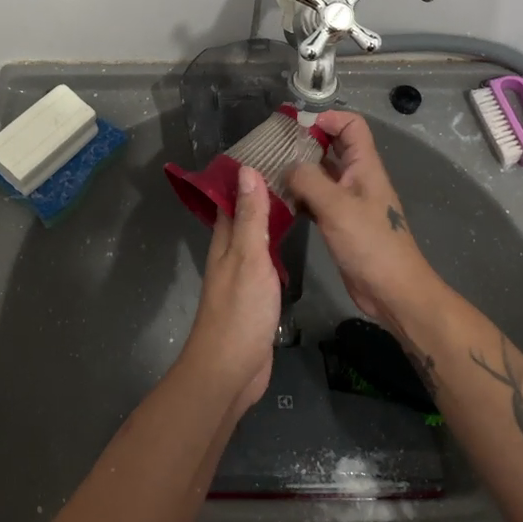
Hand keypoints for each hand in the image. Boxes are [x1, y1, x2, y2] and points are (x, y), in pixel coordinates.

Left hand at [179, 166, 281, 413]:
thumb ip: (250, 217)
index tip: (268, 150)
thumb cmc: (239, 311)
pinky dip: (276, 246)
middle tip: (293, 170)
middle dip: (261, 193)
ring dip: (269, 219)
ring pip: (255, 238)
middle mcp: (229, 254)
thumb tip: (246, 170)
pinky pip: (265, 262)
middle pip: (243, 216)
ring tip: (298, 198)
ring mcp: (242, 277)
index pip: (231, 197)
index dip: (245, 175)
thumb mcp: (248, 258)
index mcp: (224, 241)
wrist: (231, 371)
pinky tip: (293, 242)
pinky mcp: (255, 297)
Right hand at [285, 110, 442, 331]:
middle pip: (333, 146)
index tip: (298, 125)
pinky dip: (300, 195)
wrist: (392, 290)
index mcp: (365, 166)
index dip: (328, 118)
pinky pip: (317, 199)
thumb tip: (286, 167)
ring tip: (269, 170)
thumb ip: (308, 180)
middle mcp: (358, 178)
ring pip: (322, 174)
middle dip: (307, 142)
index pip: (351, 125)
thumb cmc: (370, 243)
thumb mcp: (336, 206)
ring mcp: (349, 201)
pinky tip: (279, 200)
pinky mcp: (340, 222)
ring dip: (299, 170)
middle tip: (274, 146)